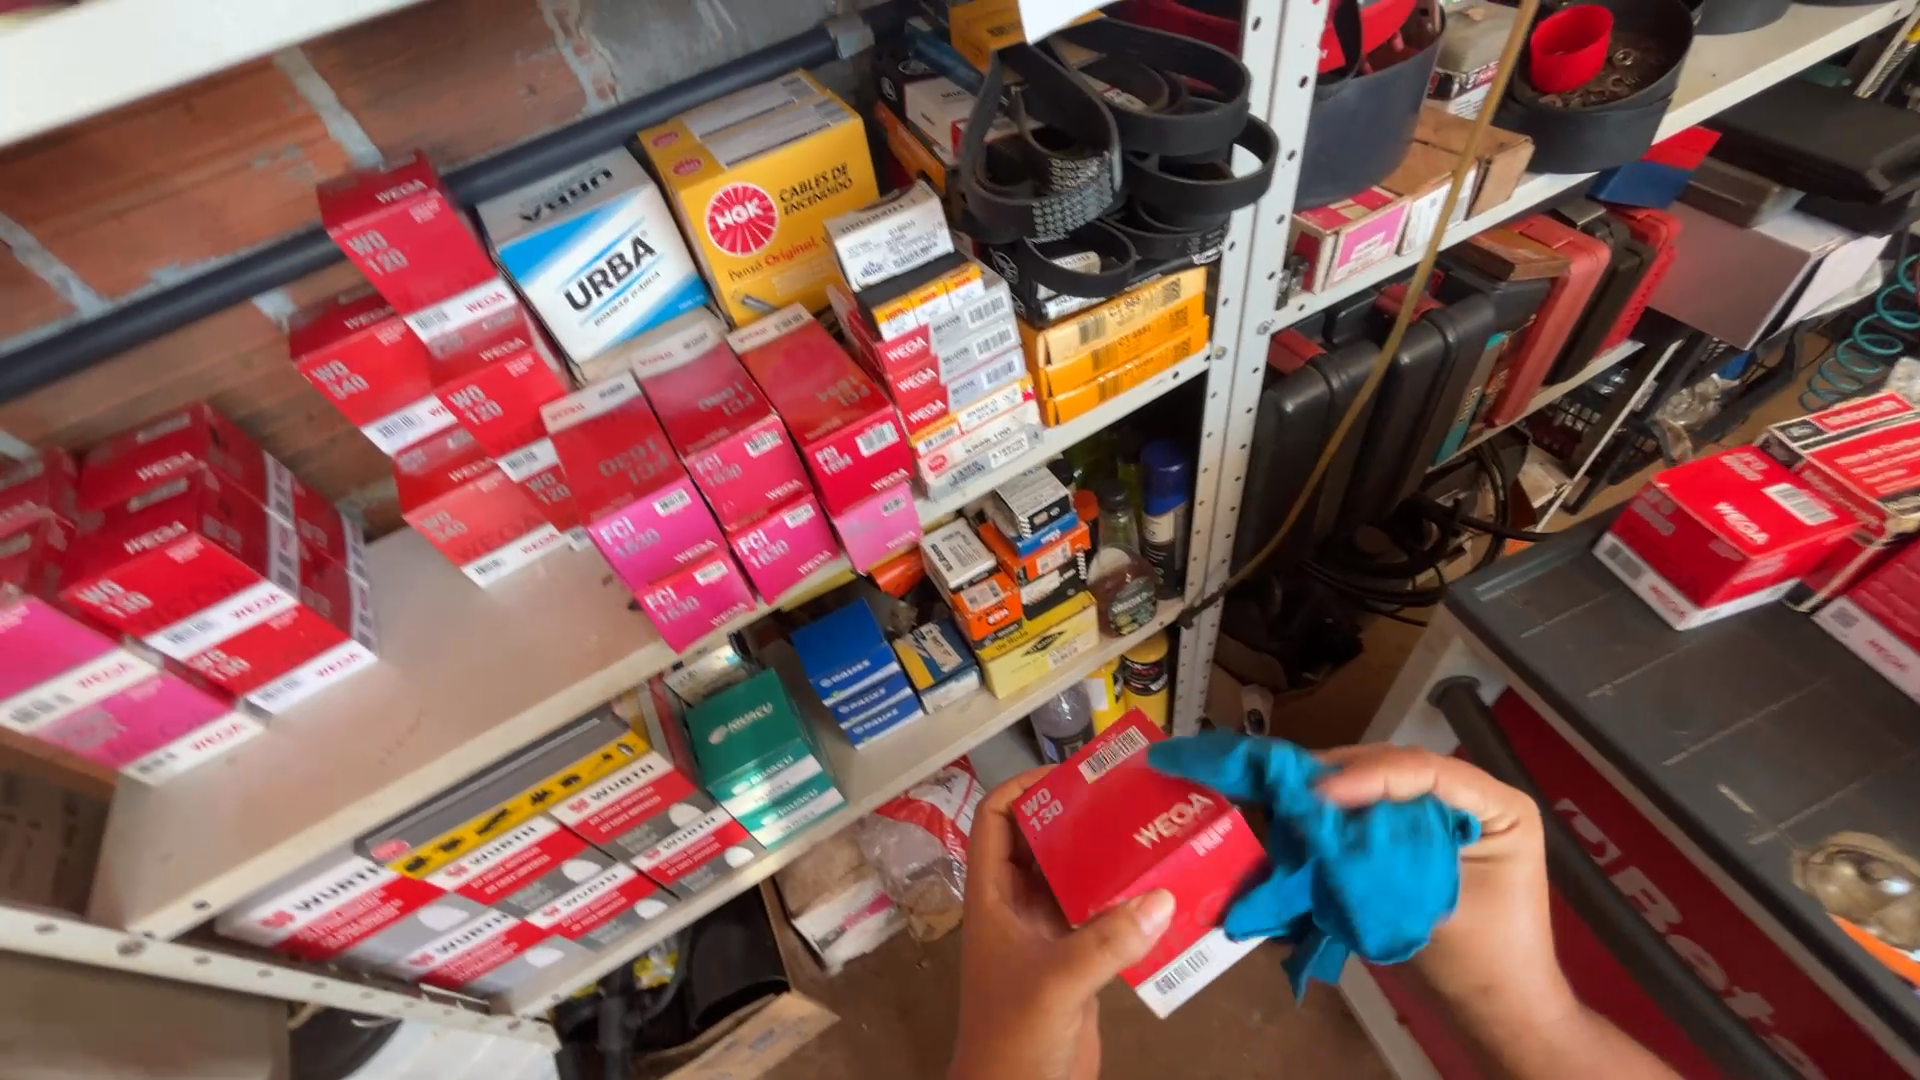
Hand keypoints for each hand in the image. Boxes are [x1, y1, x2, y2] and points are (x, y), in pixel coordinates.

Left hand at [950, 768, 1175, 1079]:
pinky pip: (1098, 915)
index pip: (995, 819)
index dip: (1023, 789)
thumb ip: (1106, 941)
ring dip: (1104, 858)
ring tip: (1148, 832)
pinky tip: (1161, 892)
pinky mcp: (1074, 958)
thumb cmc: (1014, 1033)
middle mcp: (1017, 902)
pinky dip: (1123, 901)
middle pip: (1040, 841)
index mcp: (993, 892)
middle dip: (1075, 817)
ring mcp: (1045, 930)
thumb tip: (1165, 897)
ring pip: (1072, 876)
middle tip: (1124, 797)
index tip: (1069, 776)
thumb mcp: (1056, 981)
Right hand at [1315, 744, 1577, 1029]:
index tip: (1320, 793)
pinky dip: (1341, 802)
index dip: (1369, 776)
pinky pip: (1375, 799)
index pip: (1426, 772)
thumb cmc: (1479, 962)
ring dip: (1337, 782)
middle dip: (1345, 773)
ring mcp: (1444, 807)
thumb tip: (1314, 820)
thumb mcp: (1433, 904)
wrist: (1492, 1007)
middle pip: (1399, 765)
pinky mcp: (1417, 823)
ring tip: (1293, 790)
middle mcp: (1472, 795)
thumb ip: (1380, 855)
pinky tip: (1310, 806)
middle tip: (1292, 784)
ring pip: (1381, 775)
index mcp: (1500, 807)